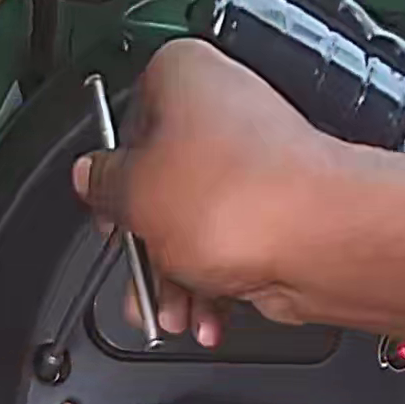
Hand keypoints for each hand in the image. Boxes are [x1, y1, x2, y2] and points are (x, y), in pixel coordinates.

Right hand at [72, 39, 338, 345]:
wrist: (313, 243)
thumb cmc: (234, 203)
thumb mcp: (136, 194)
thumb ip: (106, 186)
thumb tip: (91, 177)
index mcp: (182, 84)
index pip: (126, 132)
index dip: (114, 187)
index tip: (112, 222)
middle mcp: (220, 122)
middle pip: (159, 197)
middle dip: (147, 258)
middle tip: (142, 285)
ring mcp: (248, 174)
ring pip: (189, 236)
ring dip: (175, 287)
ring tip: (174, 316)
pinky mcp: (269, 220)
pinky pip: (223, 258)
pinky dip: (210, 293)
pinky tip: (205, 319)